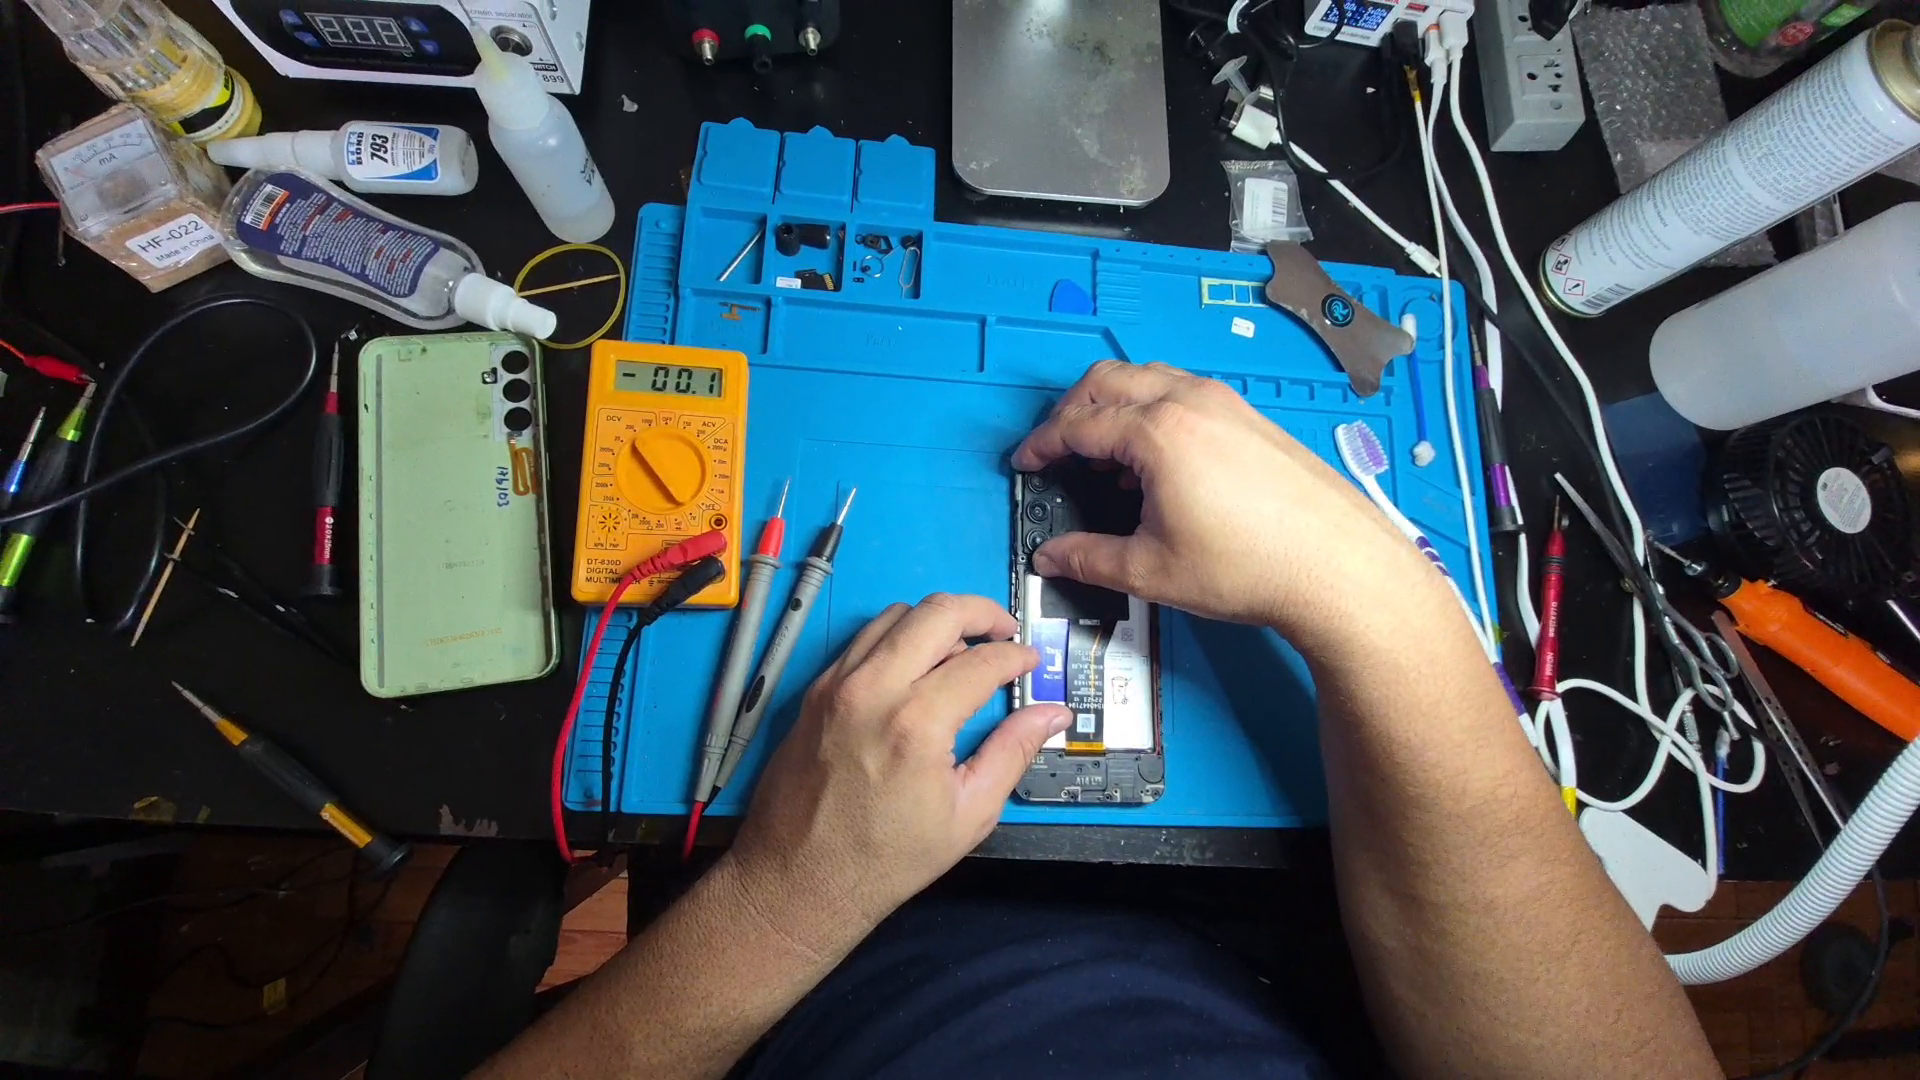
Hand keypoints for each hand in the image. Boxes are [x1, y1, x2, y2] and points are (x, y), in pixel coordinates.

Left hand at [725, 594, 1071, 939]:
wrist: (796, 881)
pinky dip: (900, 636)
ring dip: (939, 620)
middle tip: (1004, 632)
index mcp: (916, 723)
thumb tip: (1052, 714)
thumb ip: (1014, 752)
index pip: (982, 660)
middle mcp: (873, 688)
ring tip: (963, 650)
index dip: (1017, 656)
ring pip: (898, 613)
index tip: (1030, 662)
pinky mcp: (816, 688)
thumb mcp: (968, 816)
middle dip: (983, 612)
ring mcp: (838, 682)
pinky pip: (865, 637)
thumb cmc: (886, 860)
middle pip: (938, 610)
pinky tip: (917, 666)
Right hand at [1011, 361, 1444, 653]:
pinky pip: (1180, 391)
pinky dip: (1148, 410)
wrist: (1338, 568)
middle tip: (1056, 450)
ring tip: (1102, 454)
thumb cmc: (1242, 568)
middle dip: (1069, 410)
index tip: (1024, 464)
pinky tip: (1154, 459)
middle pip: (1107, 380)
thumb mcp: (1148, 570)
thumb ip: (1086, 558)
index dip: (1042, 444)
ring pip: (1146, 378)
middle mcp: (1187, 400)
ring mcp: (1223, 401)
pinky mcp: (1247, 415)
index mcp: (1156, 432)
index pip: (1078, 424)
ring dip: (1111, 404)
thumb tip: (1046, 558)